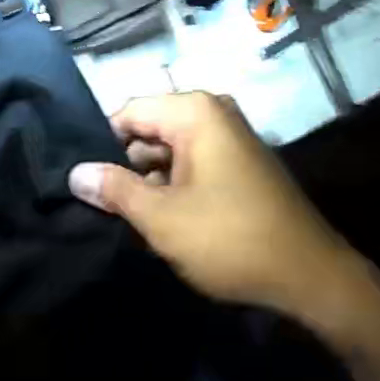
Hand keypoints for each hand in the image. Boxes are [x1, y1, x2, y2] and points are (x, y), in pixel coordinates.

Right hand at [67, 92, 358, 315]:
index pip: (130, 111)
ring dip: (146, 179)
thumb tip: (75, 173)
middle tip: (90, 202)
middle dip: (122, 163)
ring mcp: (227, 135)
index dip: (100, 143)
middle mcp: (211, 111)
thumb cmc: (229, 237)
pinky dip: (170, 184)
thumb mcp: (163, 218)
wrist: (304, 270)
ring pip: (168, 148)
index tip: (76, 179)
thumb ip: (116, 190)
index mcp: (195, 110)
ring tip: (114, 215)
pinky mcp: (236, 160)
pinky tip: (151, 217)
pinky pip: (190, 161)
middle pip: (149, 128)